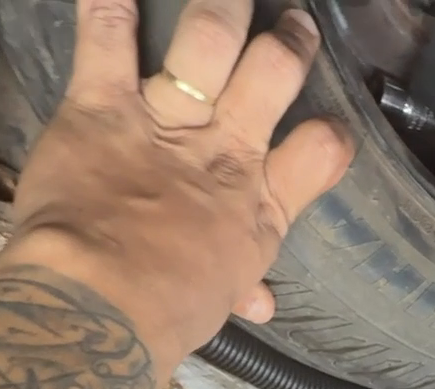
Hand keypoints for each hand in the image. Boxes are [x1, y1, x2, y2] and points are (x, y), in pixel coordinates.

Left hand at [3, 0, 354, 369]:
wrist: (108, 303)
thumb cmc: (174, 312)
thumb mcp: (221, 303)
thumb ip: (242, 287)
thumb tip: (260, 303)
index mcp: (262, 207)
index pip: (324, 150)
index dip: (332, 134)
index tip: (331, 129)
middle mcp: (227, 152)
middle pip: (273, 75)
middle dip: (289, 44)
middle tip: (296, 23)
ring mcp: (168, 121)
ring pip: (206, 39)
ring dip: (222, 4)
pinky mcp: (102, 104)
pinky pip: (106, 35)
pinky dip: (107, 1)